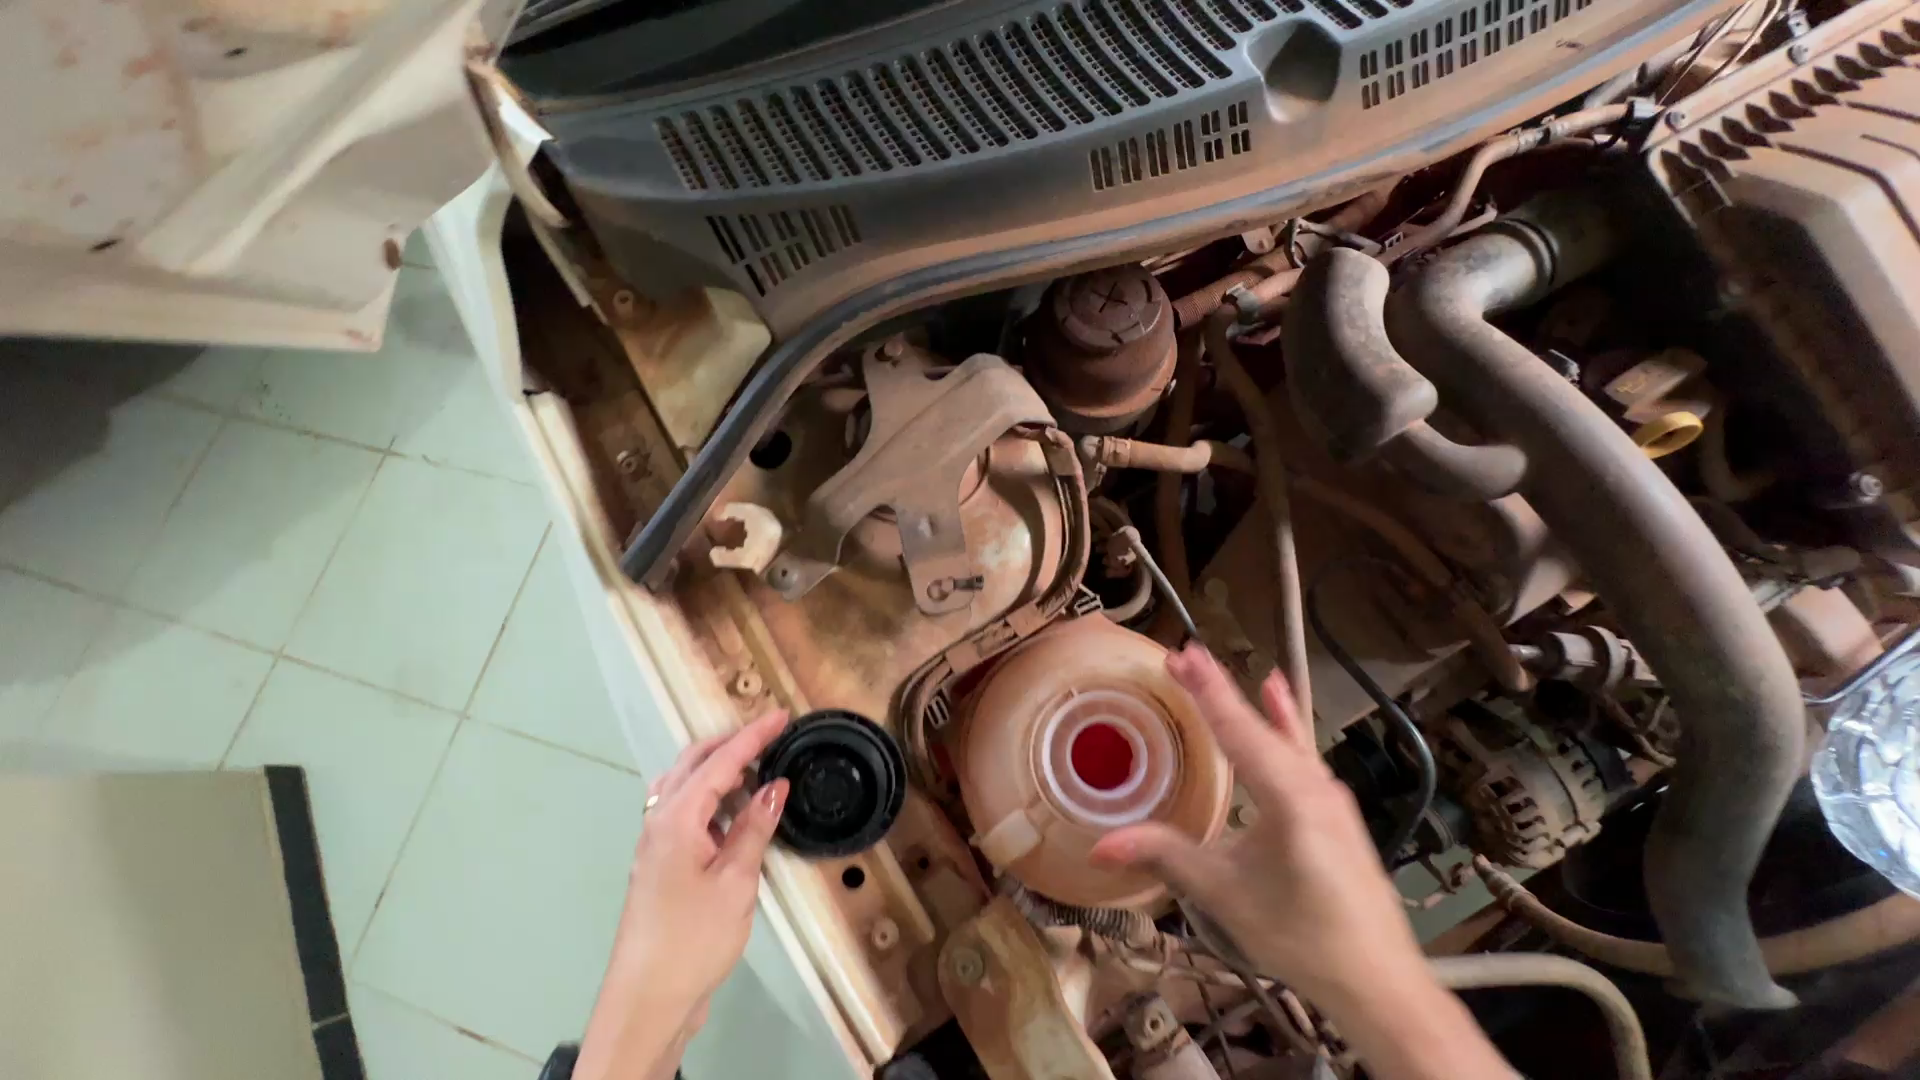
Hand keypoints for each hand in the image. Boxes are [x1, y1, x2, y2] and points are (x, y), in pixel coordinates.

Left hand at [577, 710, 790, 1079]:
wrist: (646, 999)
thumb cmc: (694, 938)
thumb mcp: (736, 881)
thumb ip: (754, 828)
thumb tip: (775, 786)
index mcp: (676, 817)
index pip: (721, 762)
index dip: (754, 736)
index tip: (782, 715)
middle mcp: (659, 820)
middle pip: (694, 762)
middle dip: (730, 742)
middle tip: (769, 734)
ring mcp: (656, 842)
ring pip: (685, 785)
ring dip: (718, 768)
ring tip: (757, 766)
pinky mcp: (660, 862)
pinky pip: (685, 809)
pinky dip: (710, 796)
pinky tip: (734, 810)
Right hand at [1091, 647, 1513, 1079]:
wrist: (1380, 982)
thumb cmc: (1301, 935)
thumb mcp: (1225, 894)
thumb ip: (1165, 857)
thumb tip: (1101, 846)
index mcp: (1289, 797)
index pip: (1238, 729)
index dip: (1207, 690)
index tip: (1181, 654)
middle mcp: (1314, 786)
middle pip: (1261, 727)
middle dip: (1221, 691)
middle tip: (1185, 658)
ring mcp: (1332, 799)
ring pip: (1288, 740)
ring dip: (1257, 707)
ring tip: (1247, 671)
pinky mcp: (1337, 814)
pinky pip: (1305, 757)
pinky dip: (1289, 729)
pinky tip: (1287, 716)